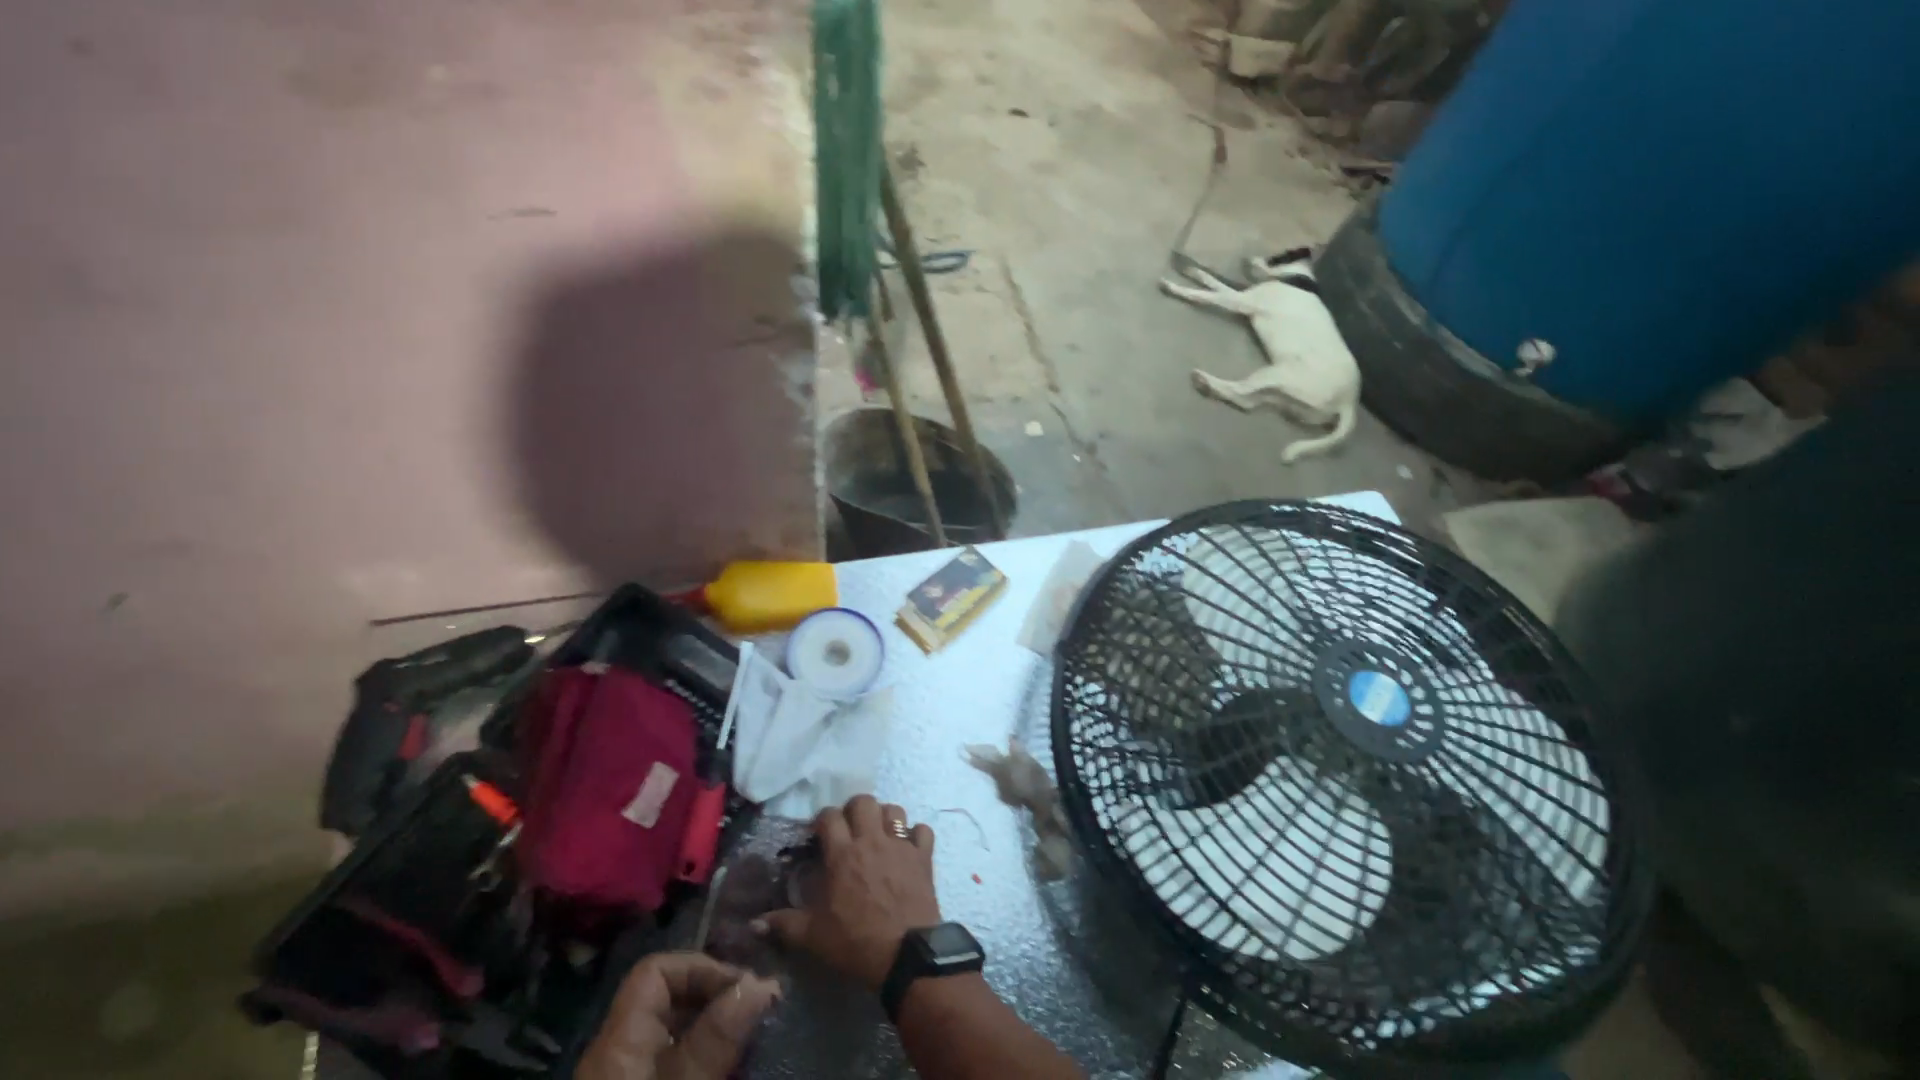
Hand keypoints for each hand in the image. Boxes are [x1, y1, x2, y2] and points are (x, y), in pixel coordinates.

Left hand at [576, 952, 781, 1079]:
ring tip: (753, 1038)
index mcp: (619, 1038)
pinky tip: (732, 1067)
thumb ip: (716, 1040)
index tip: (744, 987)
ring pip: (672, 1032)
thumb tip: (762, 982)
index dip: (701, 966)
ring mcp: (623, 1076)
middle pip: (666, 998)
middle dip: (716, 996)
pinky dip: (702, 1058)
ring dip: (714, 1028)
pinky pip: (669, 1061)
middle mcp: (616, 1051)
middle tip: (759, 1012)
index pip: (656, 970)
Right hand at [757, 795, 940, 989]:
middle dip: (854, 809)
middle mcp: (871, 841)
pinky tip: (908, 848)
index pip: (829, 816)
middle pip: (863, 801)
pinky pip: (923, 830)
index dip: (822, 820)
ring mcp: (901, 846)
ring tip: (879, 834)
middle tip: (849, 830)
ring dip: (885, 817)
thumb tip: (753, 924)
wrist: (906, 954)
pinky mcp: (924, 857)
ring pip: (894, 810)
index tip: (819, 835)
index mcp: (842, 855)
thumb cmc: (856, 941)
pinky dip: (915, 834)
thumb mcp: (813, 936)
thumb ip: (783, 924)